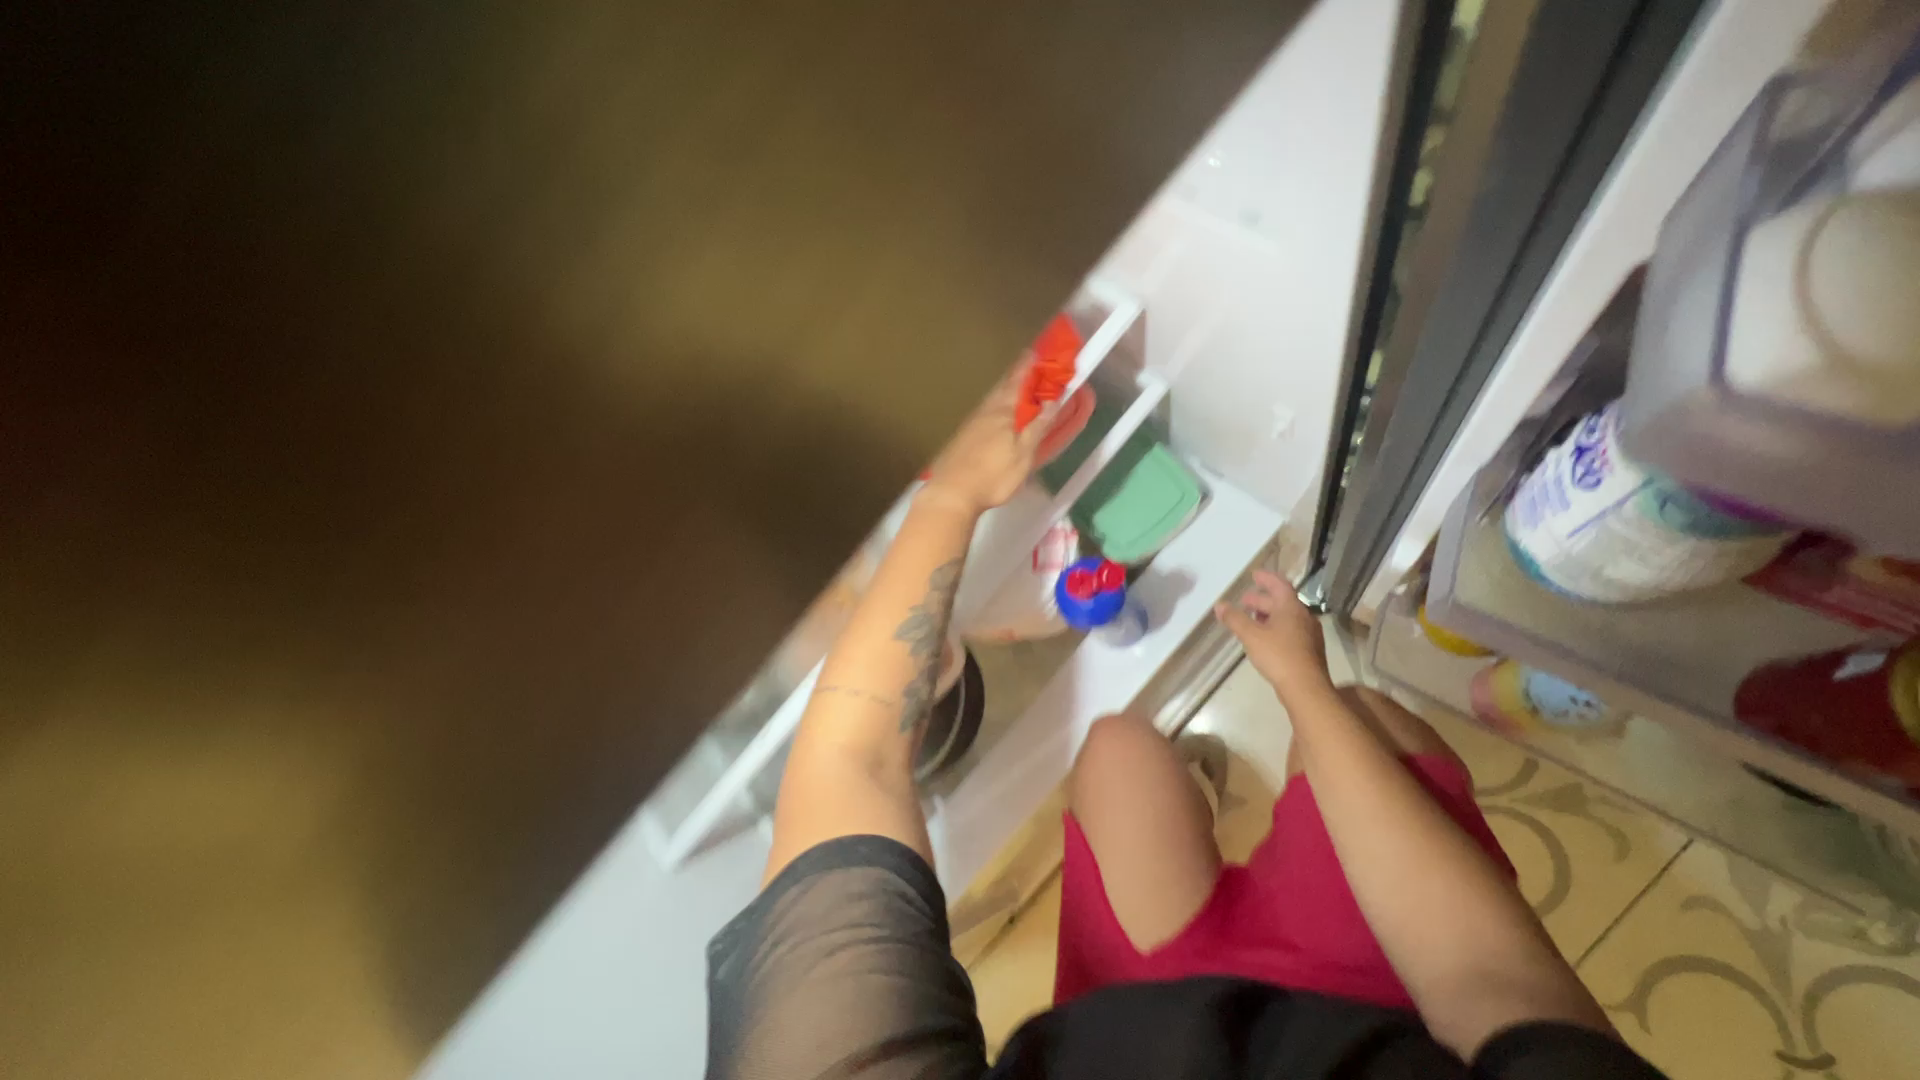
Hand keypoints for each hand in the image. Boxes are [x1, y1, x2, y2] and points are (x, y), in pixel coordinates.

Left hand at [921, 359, 1057, 515]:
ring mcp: (970, 424)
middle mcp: (985, 412)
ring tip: (1015, 390)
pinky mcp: (962, 438)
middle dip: (1016, 377)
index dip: (1027, 366)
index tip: (1035, 351)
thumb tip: (1051, 400)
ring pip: (991, 401)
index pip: (1018, 381)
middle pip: (1002, 388)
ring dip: (1004, 392)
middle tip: (1028, 368)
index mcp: (1003, 412)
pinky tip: (997, 417)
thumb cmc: (993, 476)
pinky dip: (995, 408)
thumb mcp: (1023, 454)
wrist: (951, 493)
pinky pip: (983, 414)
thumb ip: (1037, 426)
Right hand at [1215, 569, 1330, 696]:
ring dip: (1268, 615)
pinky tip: (1265, 639)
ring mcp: (1309, 634)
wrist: (1306, 687)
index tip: (1254, 575)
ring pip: (1287, 617)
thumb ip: (1234, 619)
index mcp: (1291, 608)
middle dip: (1262, 600)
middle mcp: (1303, 616)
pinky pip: (1290, 630)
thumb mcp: (1251, 635)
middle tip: (1244, 601)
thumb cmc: (1278, 655)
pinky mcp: (1309, 649)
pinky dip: (1276, 627)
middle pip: (1282, 602)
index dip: (1266, 579)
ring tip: (1251, 619)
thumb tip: (1220, 605)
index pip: (1279, 585)